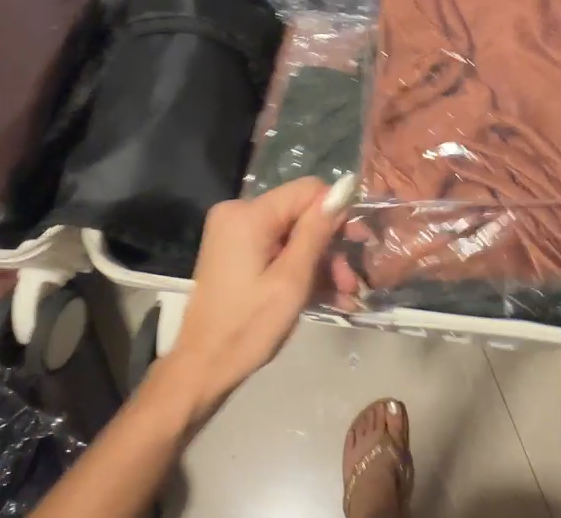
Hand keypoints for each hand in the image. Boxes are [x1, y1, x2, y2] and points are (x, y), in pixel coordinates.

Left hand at [160, 177, 344, 413]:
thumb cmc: (247, 327)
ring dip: (319, 262)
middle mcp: (238, 214)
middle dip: (329, 245)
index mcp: (248, 215)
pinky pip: (277, 249)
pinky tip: (326, 296)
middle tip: (352, 281)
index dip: (336, 212)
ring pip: (292, 234)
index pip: (306, 191)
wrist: (202, 369)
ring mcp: (235, 234)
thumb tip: (342, 190)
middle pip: (300, 214)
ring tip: (344, 294)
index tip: (358, 242)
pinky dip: (299, 269)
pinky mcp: (236, 253)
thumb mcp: (291, 281)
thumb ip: (316, 232)